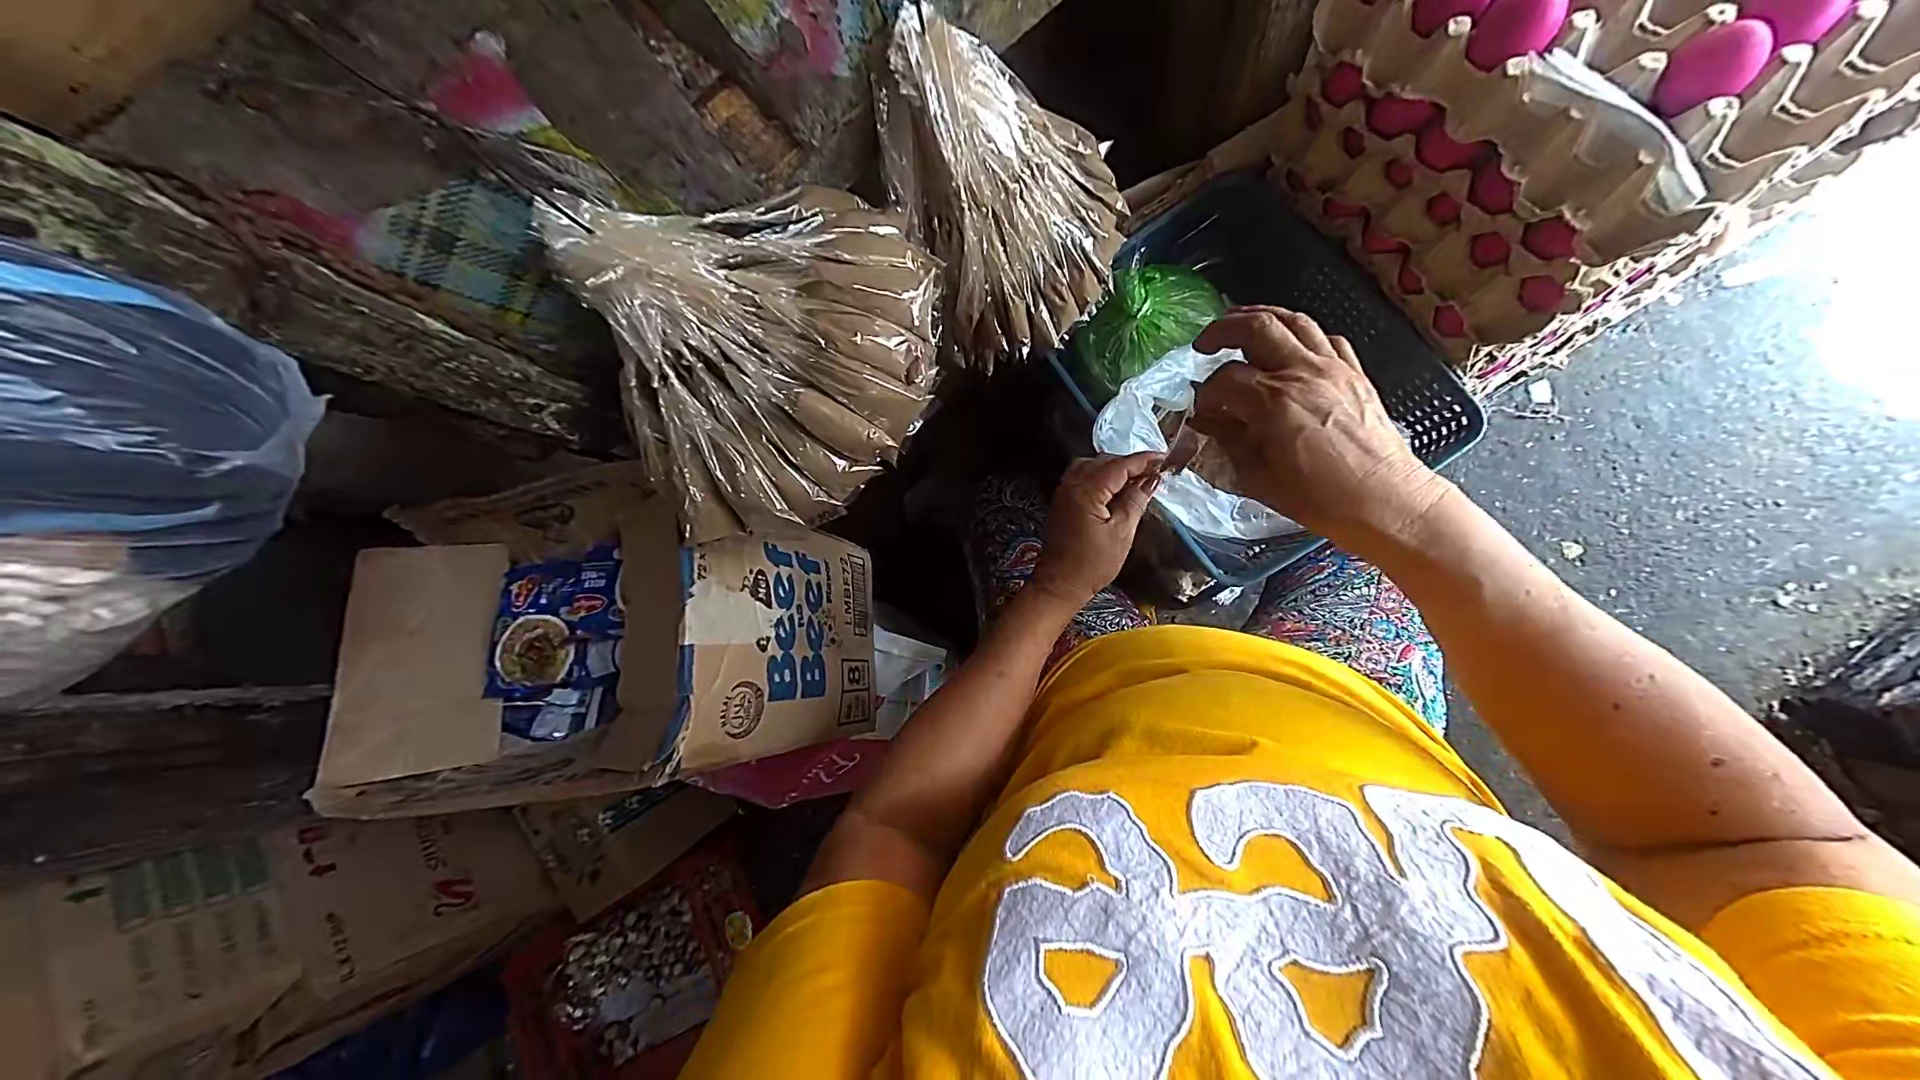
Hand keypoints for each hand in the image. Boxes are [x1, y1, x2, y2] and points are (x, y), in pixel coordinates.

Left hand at [1031, 452, 1163, 605]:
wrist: (1060, 584)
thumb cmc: (1092, 564)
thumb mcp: (1122, 533)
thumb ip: (1135, 501)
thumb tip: (1150, 480)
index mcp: (1085, 491)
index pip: (1118, 466)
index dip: (1143, 460)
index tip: (1163, 459)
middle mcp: (1071, 485)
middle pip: (1104, 462)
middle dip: (1129, 463)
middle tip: (1154, 471)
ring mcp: (1063, 492)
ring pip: (1092, 466)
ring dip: (1114, 468)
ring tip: (1137, 479)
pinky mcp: (1062, 501)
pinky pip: (1082, 477)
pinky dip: (1101, 476)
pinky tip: (1115, 488)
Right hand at [1189, 307, 1449, 547]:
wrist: (1383, 501)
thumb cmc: (1319, 499)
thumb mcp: (1258, 476)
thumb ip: (1228, 440)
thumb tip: (1206, 420)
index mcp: (1274, 403)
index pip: (1225, 380)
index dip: (1205, 394)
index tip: (1200, 411)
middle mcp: (1303, 374)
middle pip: (1257, 327)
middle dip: (1222, 329)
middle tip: (1204, 344)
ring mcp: (1333, 368)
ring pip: (1294, 320)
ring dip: (1261, 317)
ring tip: (1240, 326)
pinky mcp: (1355, 373)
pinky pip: (1326, 338)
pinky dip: (1301, 336)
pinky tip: (1289, 348)